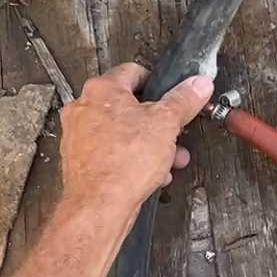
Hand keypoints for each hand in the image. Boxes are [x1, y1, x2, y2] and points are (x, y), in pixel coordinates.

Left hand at [59, 65, 211, 214]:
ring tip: (169, 158)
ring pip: (121, 133)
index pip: (133, 71)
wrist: (99, 205)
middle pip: (128, 105)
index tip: (171, 94)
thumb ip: (183, 100)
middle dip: (157, 122)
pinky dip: (131, 159)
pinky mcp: (80, 160)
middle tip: (173, 132)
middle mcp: (83, 108)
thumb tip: (198, 85)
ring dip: (148, 144)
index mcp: (101, 89)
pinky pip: (111, 153)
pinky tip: (151, 174)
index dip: (158, 83)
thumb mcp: (166, 124)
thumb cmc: (122, 164)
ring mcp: (78, 136)